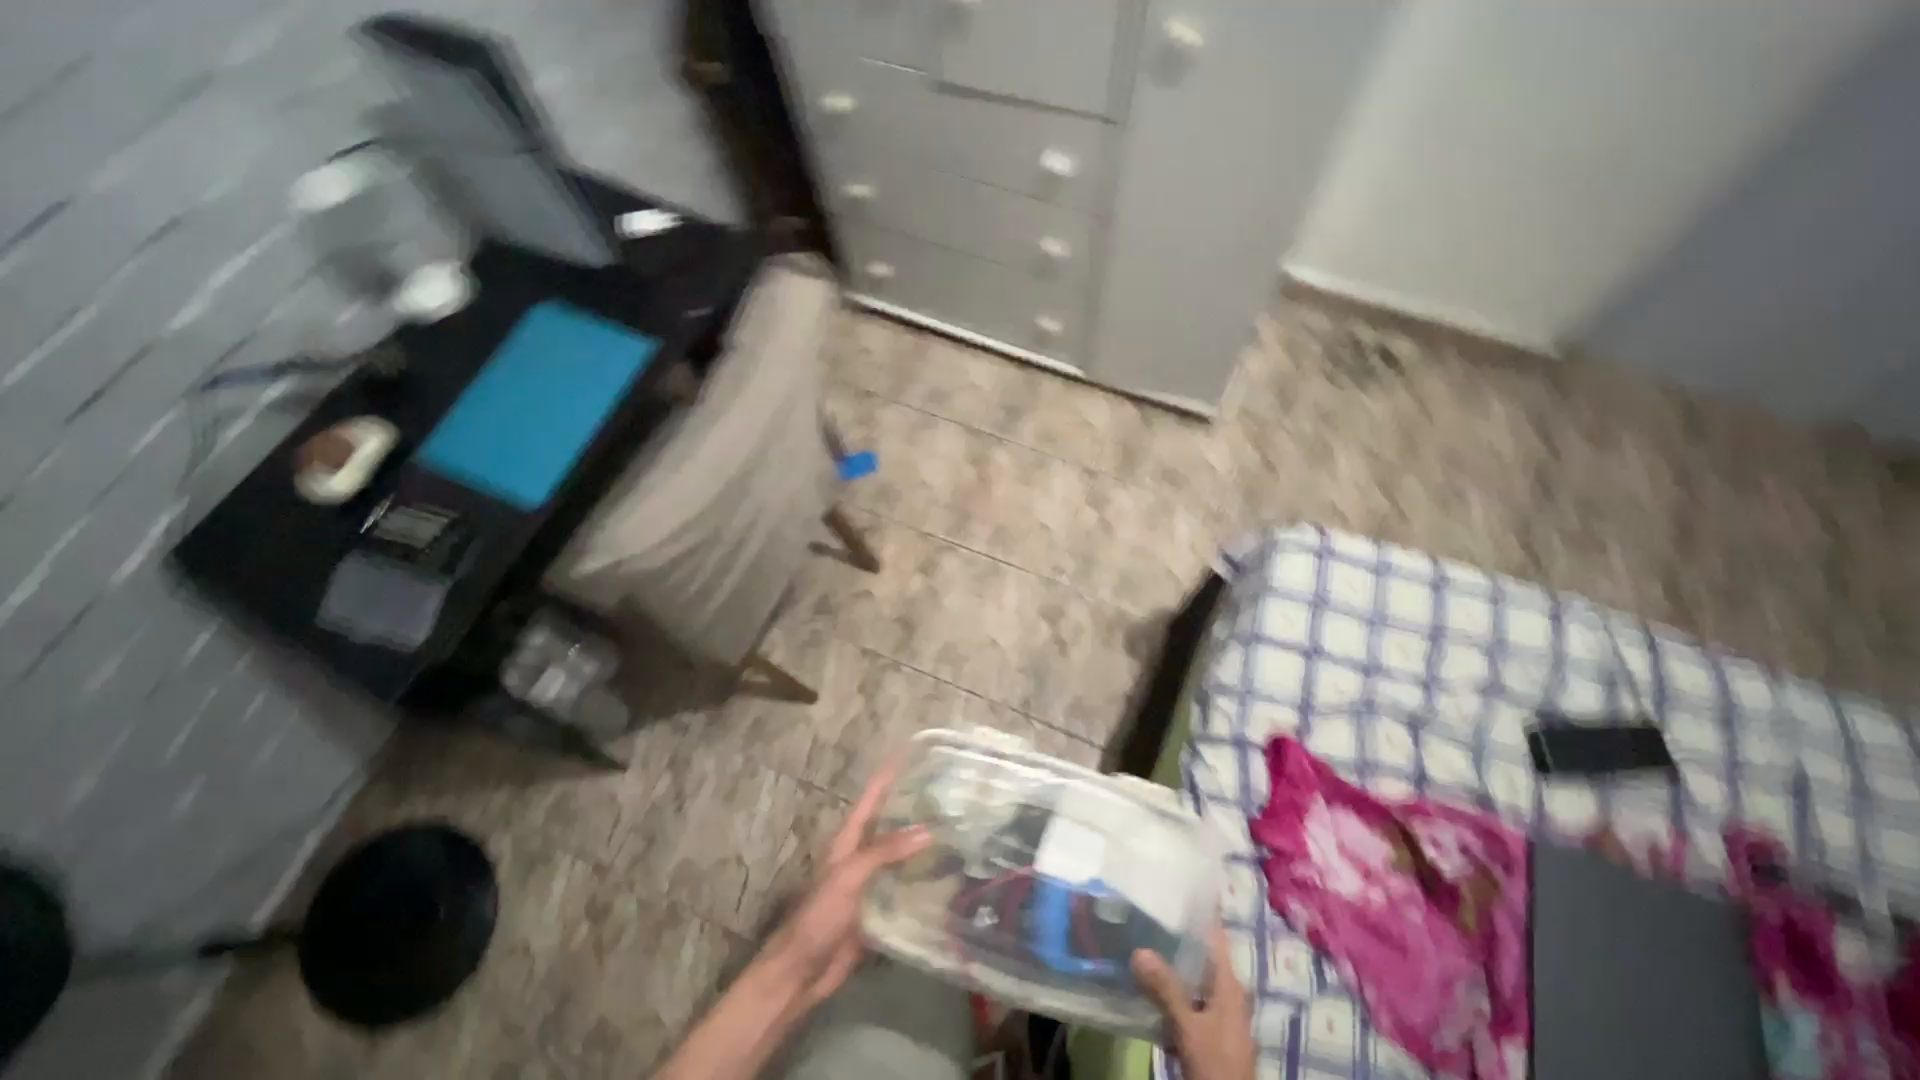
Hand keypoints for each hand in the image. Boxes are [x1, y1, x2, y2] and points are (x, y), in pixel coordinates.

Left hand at [759, 759, 931, 1007]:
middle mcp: (862, 858)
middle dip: (918, 808)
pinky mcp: (881, 913)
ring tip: (963, 831)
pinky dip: (928, 884)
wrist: (802, 971)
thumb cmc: (818, 917)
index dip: (890, 774)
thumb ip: (883, 852)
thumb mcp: (848, 877)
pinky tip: (954, 879)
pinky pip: (908, 891)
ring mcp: (872, 886)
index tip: (914, 752)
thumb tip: (927, 830)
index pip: (872, 798)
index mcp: (849, 841)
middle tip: (954, 793)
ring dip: (928, 847)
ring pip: (904, 858)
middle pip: (892, 826)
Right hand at [1133, 927, 1255, 1079]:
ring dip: (1168, 964)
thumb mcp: (1188, 1026)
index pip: (1215, 937)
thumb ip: (1166, 989)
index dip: (1198, 914)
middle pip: (1200, 956)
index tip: (1172, 891)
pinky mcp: (1206, 1028)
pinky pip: (1186, 998)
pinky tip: (1144, 985)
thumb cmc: (1216, 1062)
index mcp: (1229, 984)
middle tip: (1142, 915)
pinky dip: (1168, 989)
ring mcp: (1217, 1012)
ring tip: (1137, 942)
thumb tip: (1139, 949)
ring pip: (1191, 977)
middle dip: (1174, 937)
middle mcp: (1226, 992)